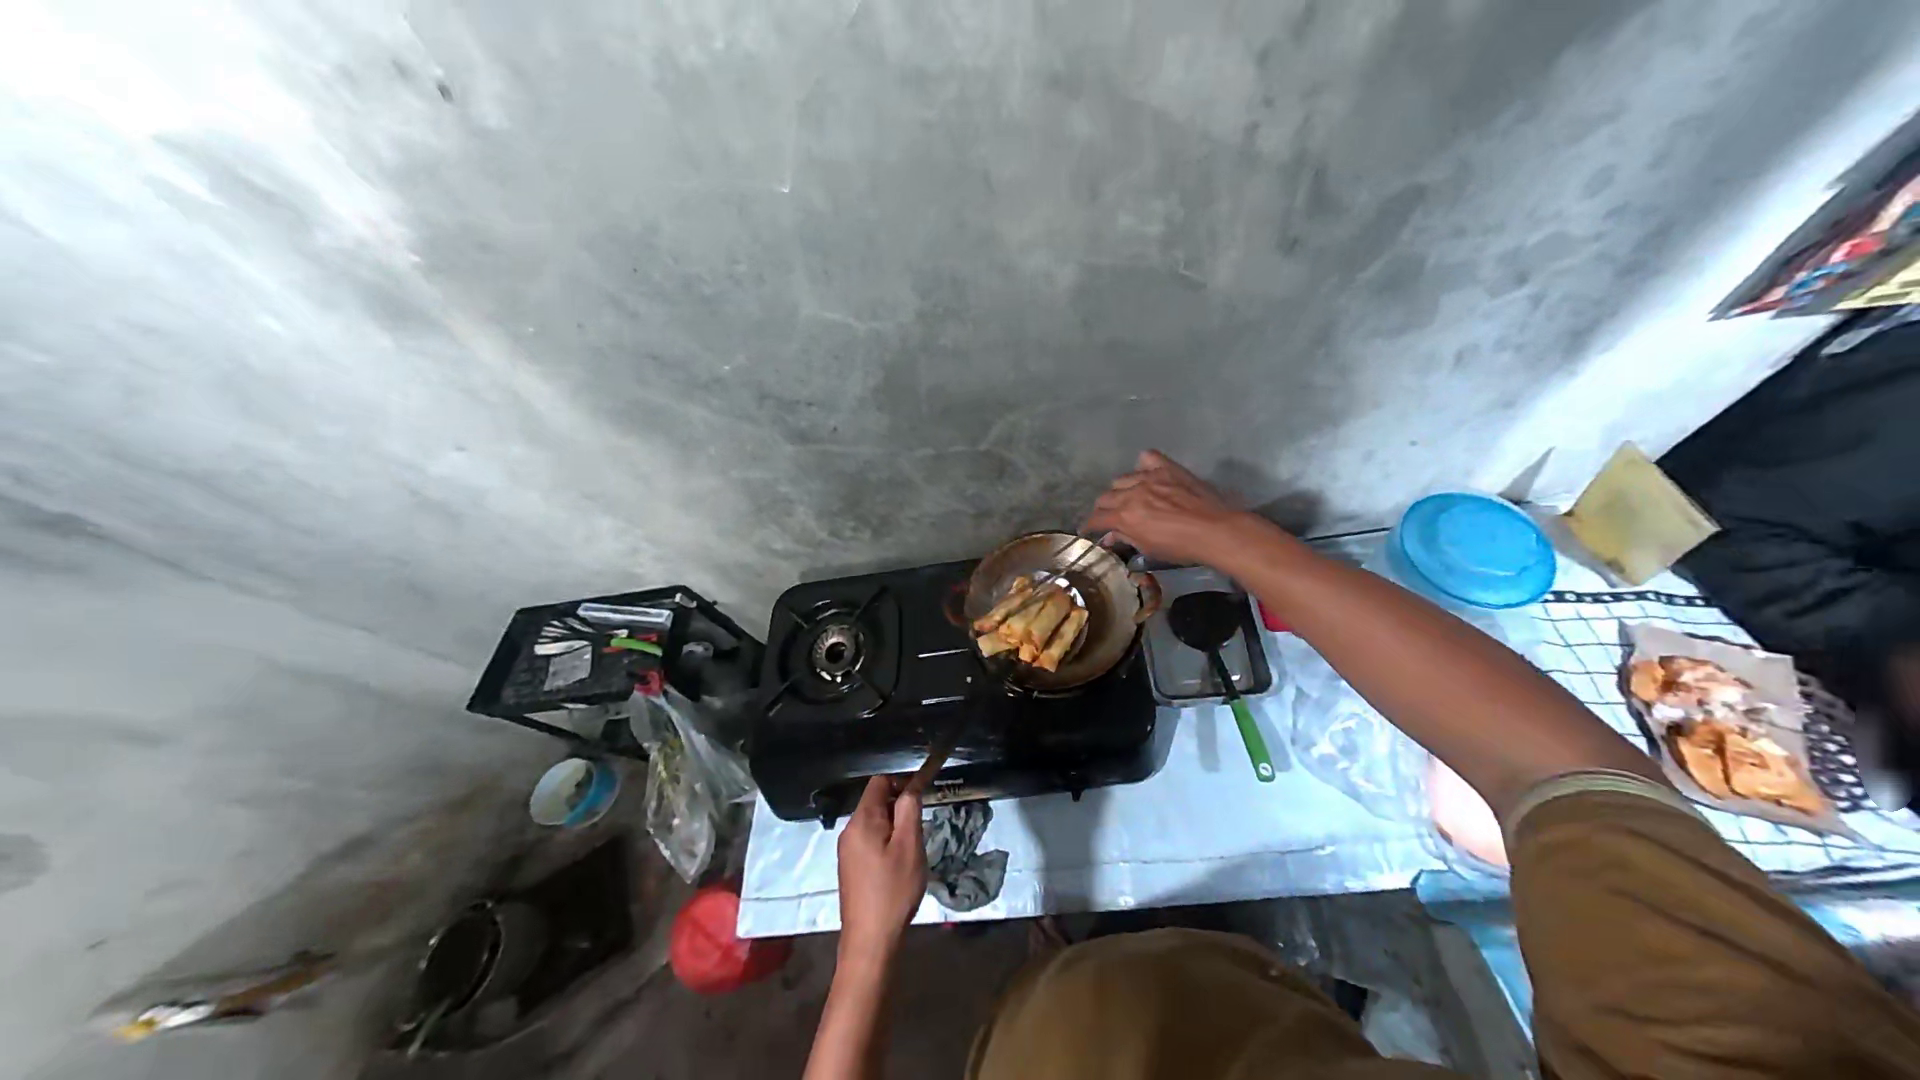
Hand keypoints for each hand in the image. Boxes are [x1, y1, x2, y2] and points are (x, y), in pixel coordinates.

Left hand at [836, 776, 926, 959]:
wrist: (870, 940)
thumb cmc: (893, 890)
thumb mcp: (909, 846)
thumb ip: (910, 809)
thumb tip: (911, 785)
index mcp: (862, 820)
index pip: (879, 781)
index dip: (902, 781)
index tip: (922, 796)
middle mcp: (849, 829)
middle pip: (876, 801)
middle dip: (899, 806)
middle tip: (919, 828)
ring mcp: (847, 849)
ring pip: (874, 821)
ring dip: (894, 826)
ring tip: (911, 848)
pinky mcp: (850, 865)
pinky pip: (869, 839)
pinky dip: (886, 841)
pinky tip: (898, 863)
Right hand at [1083, 450, 1261, 566]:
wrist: (1216, 529)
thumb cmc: (1182, 546)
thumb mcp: (1149, 548)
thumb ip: (1126, 538)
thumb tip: (1109, 536)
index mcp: (1125, 516)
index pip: (1097, 518)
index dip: (1090, 525)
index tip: (1089, 529)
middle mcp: (1132, 493)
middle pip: (1105, 497)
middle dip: (1104, 509)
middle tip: (1111, 516)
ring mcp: (1149, 477)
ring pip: (1122, 479)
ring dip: (1121, 490)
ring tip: (1130, 496)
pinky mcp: (1167, 468)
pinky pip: (1147, 458)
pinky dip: (1143, 466)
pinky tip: (1147, 474)